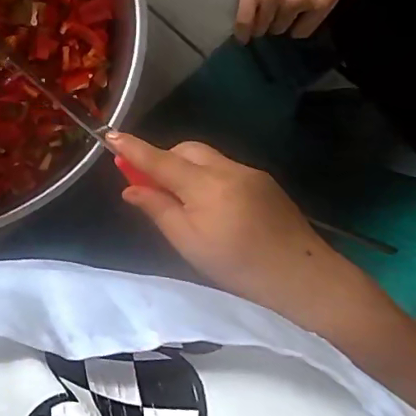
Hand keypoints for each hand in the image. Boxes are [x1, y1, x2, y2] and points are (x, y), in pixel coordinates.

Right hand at [108, 133, 403, 341]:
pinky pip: (224, 168)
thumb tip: (130, 188)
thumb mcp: (188, 242)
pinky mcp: (265, 184)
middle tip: (149, 183)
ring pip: (206, 157)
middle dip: (163, 158)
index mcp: (206, 186)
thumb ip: (157, 209)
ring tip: (180, 199)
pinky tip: (210, 206)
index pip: (159, 160)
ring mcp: (251, 174)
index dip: (132, 148)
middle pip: (185, 150)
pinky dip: (206, 176)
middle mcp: (228, 170)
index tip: (109, 135)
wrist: (306, 279)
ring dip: (185, 167)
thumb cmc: (238, 266)